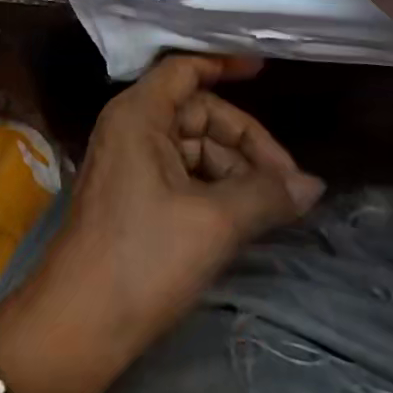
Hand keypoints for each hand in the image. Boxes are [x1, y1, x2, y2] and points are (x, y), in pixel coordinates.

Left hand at [0, 55, 323, 392]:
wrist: (77, 327)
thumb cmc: (143, 257)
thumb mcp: (214, 223)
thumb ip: (266, 194)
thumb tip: (314, 185)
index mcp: (139, 114)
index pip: (184, 70)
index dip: (223, 65)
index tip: (263, 70)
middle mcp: (132, 128)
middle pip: (198, 113)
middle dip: (245, 142)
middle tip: (289, 181)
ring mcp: (131, 163)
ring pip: (195, 149)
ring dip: (236, 171)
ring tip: (276, 206)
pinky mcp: (135, 197)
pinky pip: (184, 176)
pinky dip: (217, 190)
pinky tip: (248, 216)